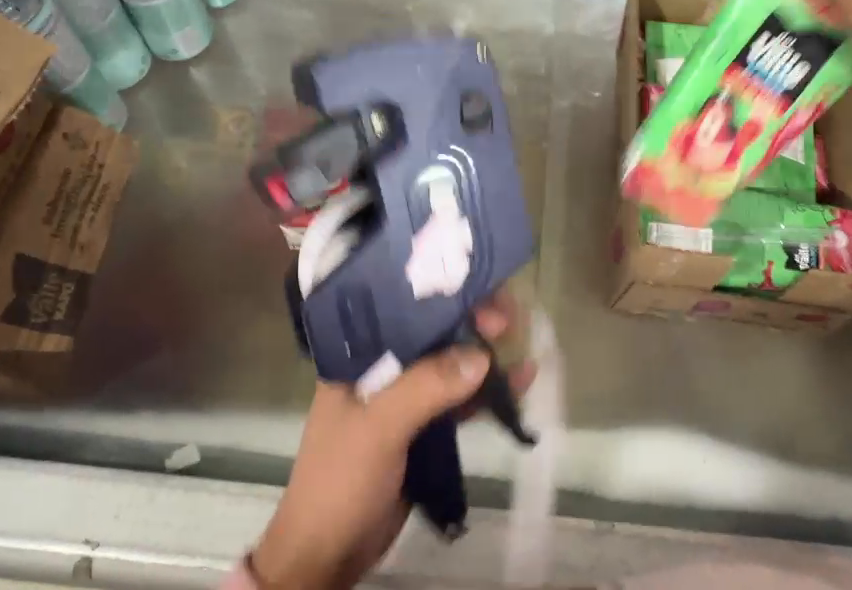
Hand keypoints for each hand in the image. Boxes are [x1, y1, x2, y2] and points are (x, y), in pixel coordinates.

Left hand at [251, 295, 535, 589]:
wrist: (328, 552)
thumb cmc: (341, 479)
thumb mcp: (378, 428)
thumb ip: (425, 387)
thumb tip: (482, 355)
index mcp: (358, 355)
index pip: (406, 309)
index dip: (446, 299)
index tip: (484, 300)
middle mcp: (381, 367)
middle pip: (434, 332)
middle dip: (472, 322)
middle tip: (509, 322)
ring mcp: (403, 398)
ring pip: (450, 364)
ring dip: (484, 354)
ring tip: (523, 344)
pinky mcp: (422, 428)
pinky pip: (459, 400)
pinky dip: (486, 390)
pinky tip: (519, 381)